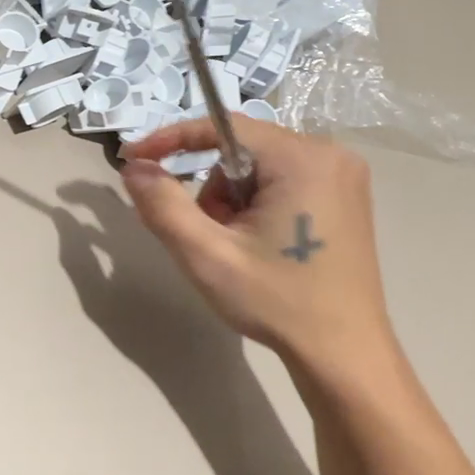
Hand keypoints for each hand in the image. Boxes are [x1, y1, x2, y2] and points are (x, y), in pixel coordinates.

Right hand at [117, 117, 395, 373]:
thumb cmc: (274, 299)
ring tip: (233, 248)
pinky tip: (255, 246)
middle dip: (208, 188)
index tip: (131, 160)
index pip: (225, 126)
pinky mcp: (343, 199)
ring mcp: (343, 177)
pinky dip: (253, 208)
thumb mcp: (205, 254)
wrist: (340, 347)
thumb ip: (163, 205)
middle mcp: (330, 155)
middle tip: (205, 236)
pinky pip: (281, 184)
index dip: (171, 139)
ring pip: (258, 170)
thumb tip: (131, 168)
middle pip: (240, 150)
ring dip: (229, 202)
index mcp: (302, 160)